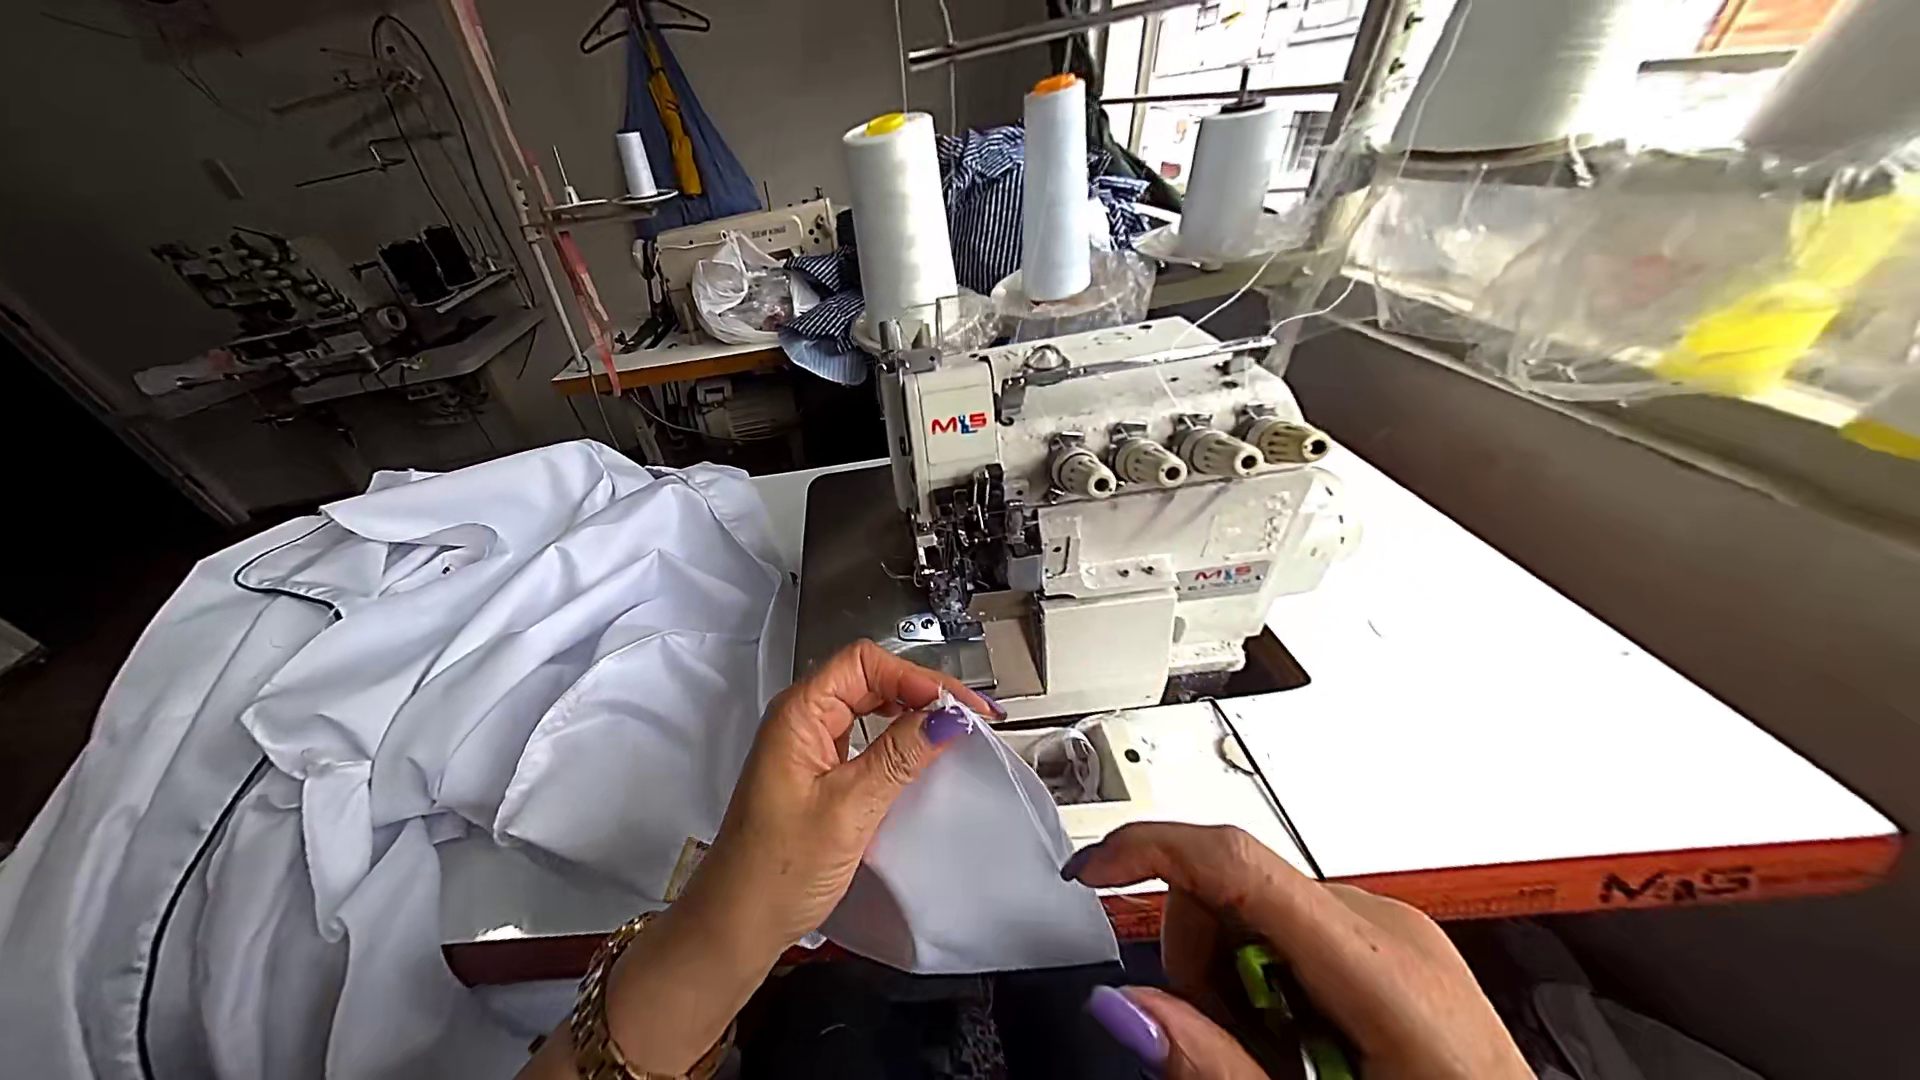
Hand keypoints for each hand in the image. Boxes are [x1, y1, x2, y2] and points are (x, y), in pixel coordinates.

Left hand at [683, 638, 997, 951]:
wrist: (735, 926)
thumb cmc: (774, 873)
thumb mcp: (848, 809)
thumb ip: (899, 756)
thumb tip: (946, 716)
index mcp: (799, 713)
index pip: (865, 663)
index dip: (915, 676)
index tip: (955, 703)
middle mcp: (802, 717)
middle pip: (871, 676)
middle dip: (922, 688)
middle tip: (967, 712)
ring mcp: (811, 741)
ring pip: (871, 702)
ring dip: (913, 709)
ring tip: (952, 724)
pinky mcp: (820, 766)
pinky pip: (867, 731)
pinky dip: (899, 733)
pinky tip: (921, 746)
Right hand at [1067, 823, 1531, 1079]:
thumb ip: (1218, 1070)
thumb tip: (1124, 1008)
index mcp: (1385, 971)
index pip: (1235, 860)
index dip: (1147, 850)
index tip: (1088, 871)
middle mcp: (1385, 926)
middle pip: (1228, 884)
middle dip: (1192, 957)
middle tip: (1219, 1046)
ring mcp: (1388, 930)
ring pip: (1246, 902)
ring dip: (1222, 972)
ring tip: (1267, 1057)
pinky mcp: (1381, 941)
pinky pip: (1280, 923)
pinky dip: (1255, 972)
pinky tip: (1289, 1038)